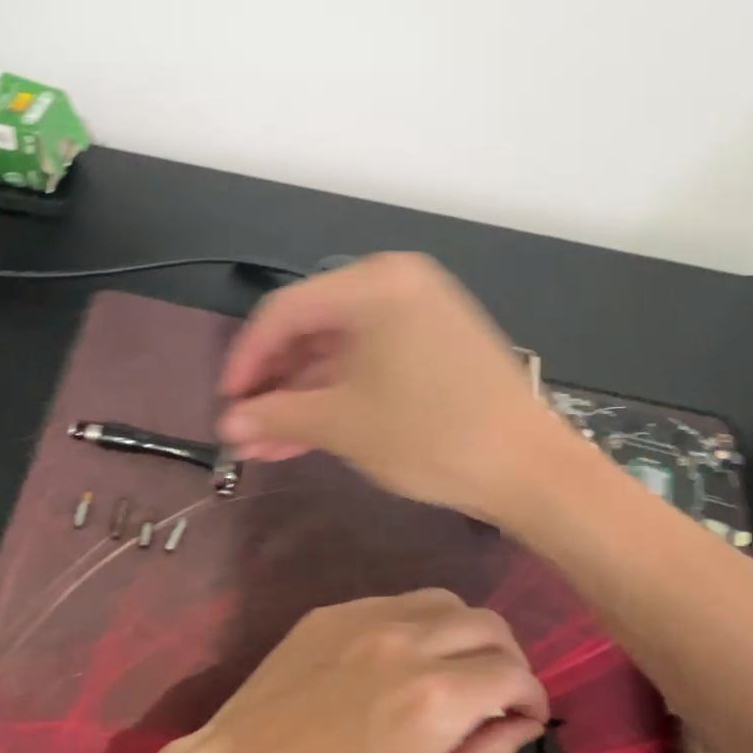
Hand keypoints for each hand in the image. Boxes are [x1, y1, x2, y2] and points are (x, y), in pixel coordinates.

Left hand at [109, 590, 548, 752]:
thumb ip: (489, 752)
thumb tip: (522, 720)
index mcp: (439, 693)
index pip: (514, 671)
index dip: (532, 695)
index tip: (524, 716)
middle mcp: (407, 640)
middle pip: (487, 623)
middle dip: (506, 657)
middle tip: (496, 691)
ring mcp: (363, 618)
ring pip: (441, 601)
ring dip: (463, 631)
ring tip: (452, 667)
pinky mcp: (328, 613)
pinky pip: (391, 603)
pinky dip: (414, 624)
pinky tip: (398, 658)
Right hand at [217, 253, 567, 523]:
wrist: (528, 468)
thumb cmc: (428, 434)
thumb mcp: (341, 424)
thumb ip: (275, 417)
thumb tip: (226, 425)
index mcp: (372, 284)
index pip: (283, 313)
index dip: (246, 360)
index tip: (225, 404)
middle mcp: (394, 285)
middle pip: (309, 331)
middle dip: (272, 387)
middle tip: (243, 431)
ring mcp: (416, 317)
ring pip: (335, 355)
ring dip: (298, 400)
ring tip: (264, 447)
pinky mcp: (431, 348)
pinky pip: (366, 366)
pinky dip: (334, 399)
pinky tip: (302, 438)